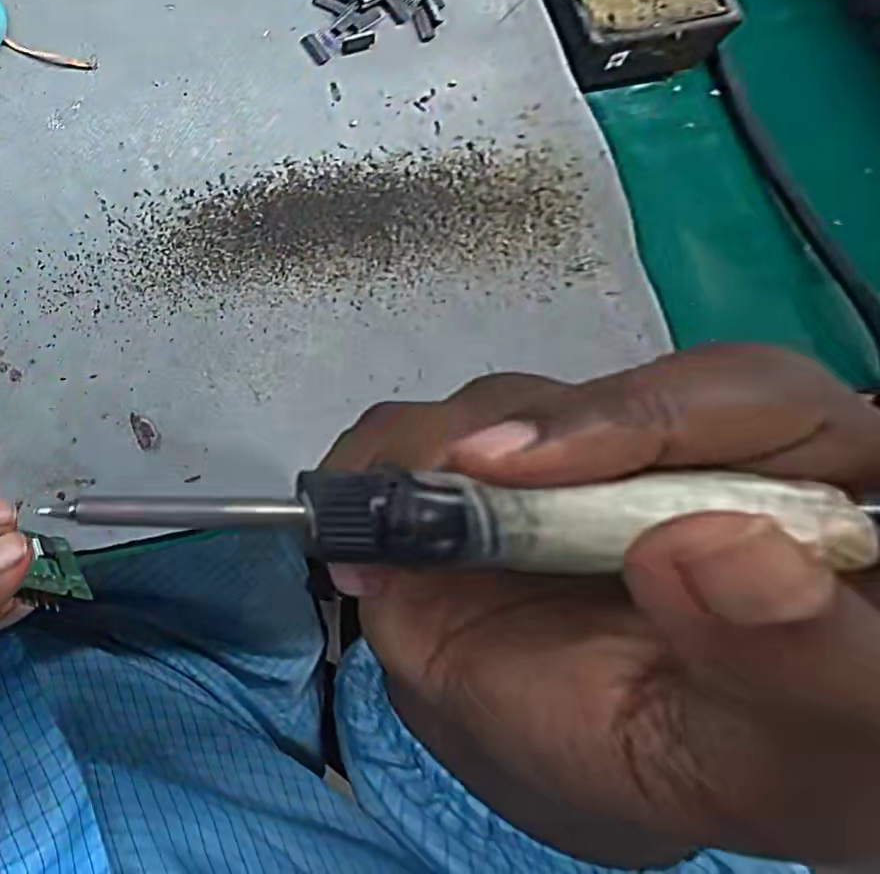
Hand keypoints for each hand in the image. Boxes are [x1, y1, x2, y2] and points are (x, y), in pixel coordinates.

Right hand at [323, 344, 879, 865]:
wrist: (547, 759)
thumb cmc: (681, 761)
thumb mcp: (782, 756)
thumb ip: (798, 668)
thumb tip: (724, 548)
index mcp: (790, 501)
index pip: (741, 398)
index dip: (633, 413)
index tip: (522, 466)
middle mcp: (659, 454)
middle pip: (579, 393)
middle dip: (498, 439)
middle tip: (437, 491)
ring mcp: (541, 456)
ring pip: (471, 411)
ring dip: (415, 462)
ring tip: (392, 543)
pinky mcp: (444, 467)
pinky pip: (388, 437)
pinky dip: (358, 476)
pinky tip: (363, 541)